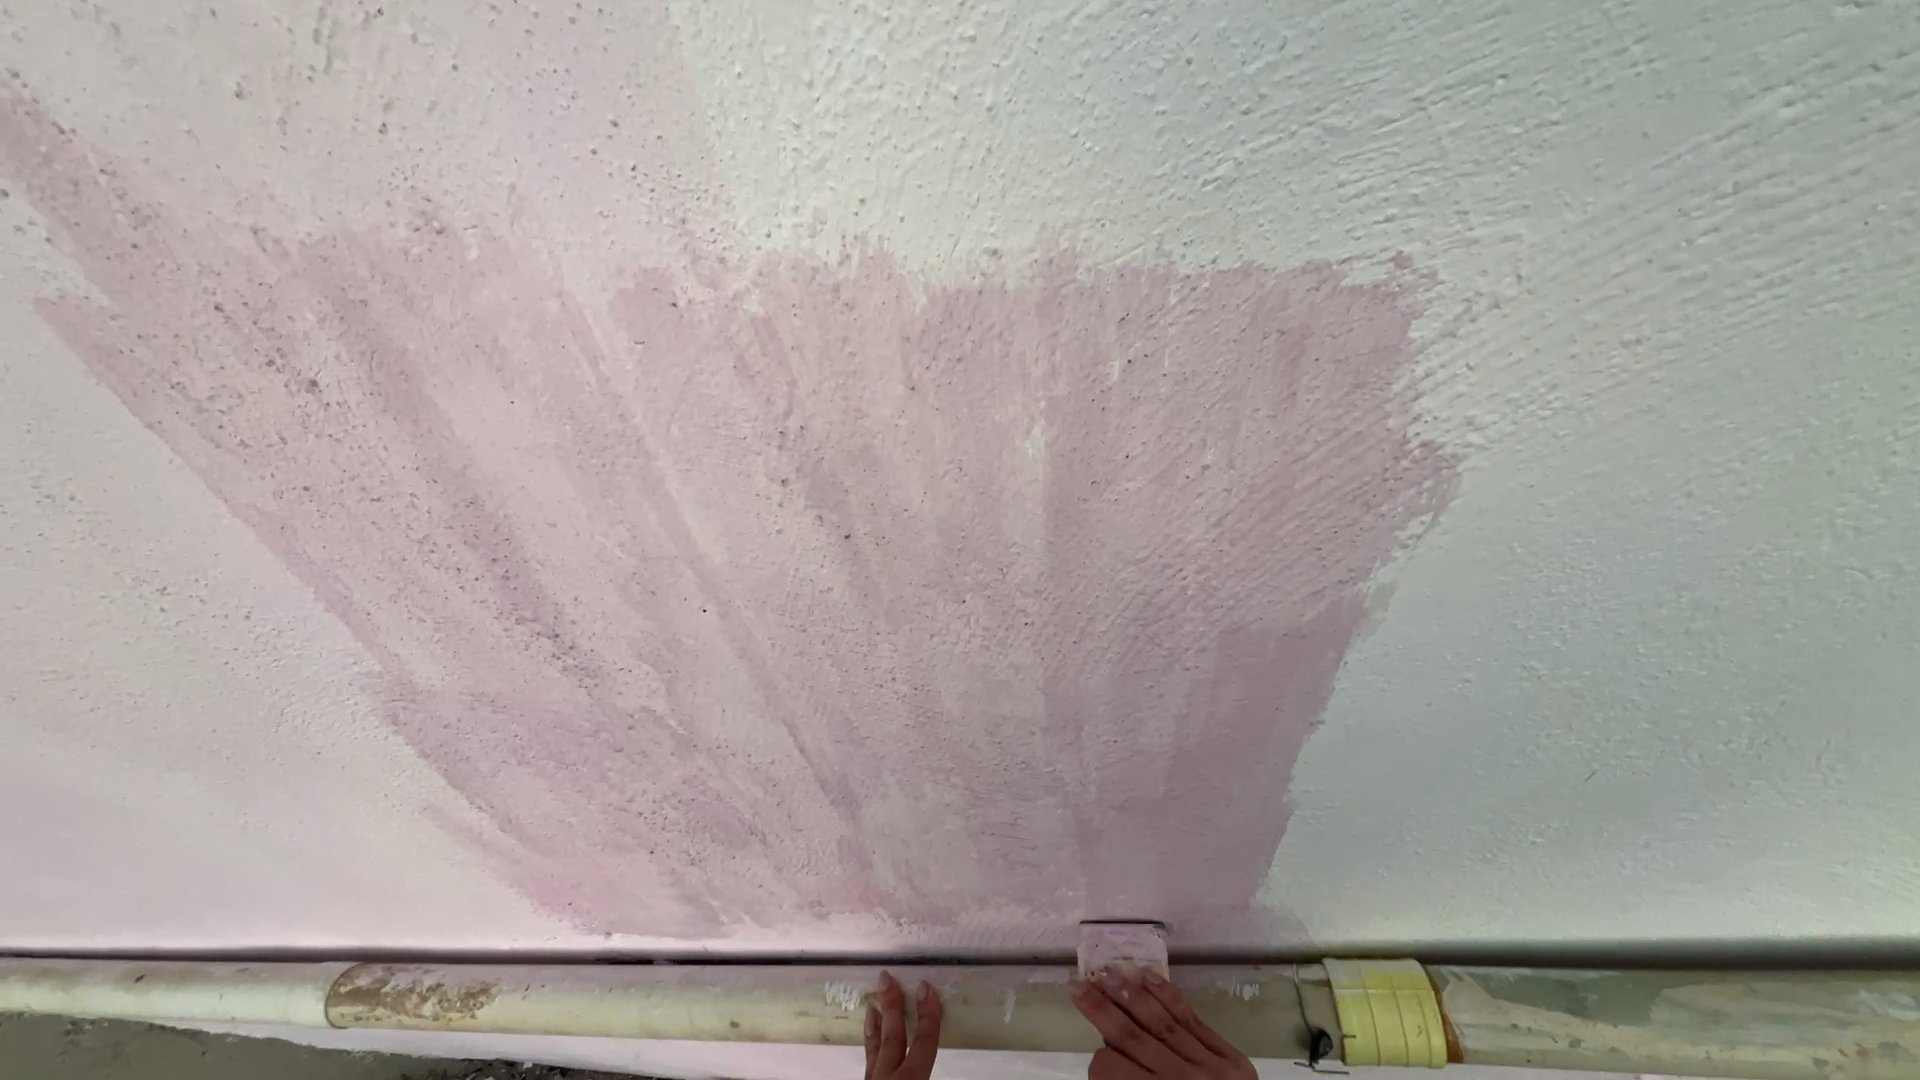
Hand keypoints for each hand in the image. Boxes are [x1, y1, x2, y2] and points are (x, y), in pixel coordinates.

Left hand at [864, 971, 942, 1079]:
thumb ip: (934, 1077)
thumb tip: (932, 1055)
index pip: (923, 1043)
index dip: (928, 1015)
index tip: (927, 987)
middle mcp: (887, 1078)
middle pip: (893, 1039)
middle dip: (892, 1007)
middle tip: (887, 978)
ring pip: (874, 1052)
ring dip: (875, 1027)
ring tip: (873, 1006)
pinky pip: (868, 1064)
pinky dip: (869, 1048)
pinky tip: (870, 1040)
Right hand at [1071, 970, 1256, 1079]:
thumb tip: (1106, 1061)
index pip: (1112, 1069)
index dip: (1098, 1062)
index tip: (1096, 1063)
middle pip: (1132, 1037)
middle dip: (1101, 1009)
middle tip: (1077, 984)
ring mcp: (1210, 1069)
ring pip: (1161, 1022)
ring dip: (1130, 995)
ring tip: (1108, 974)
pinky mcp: (1231, 1059)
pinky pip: (1192, 1019)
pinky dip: (1168, 996)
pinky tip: (1147, 977)